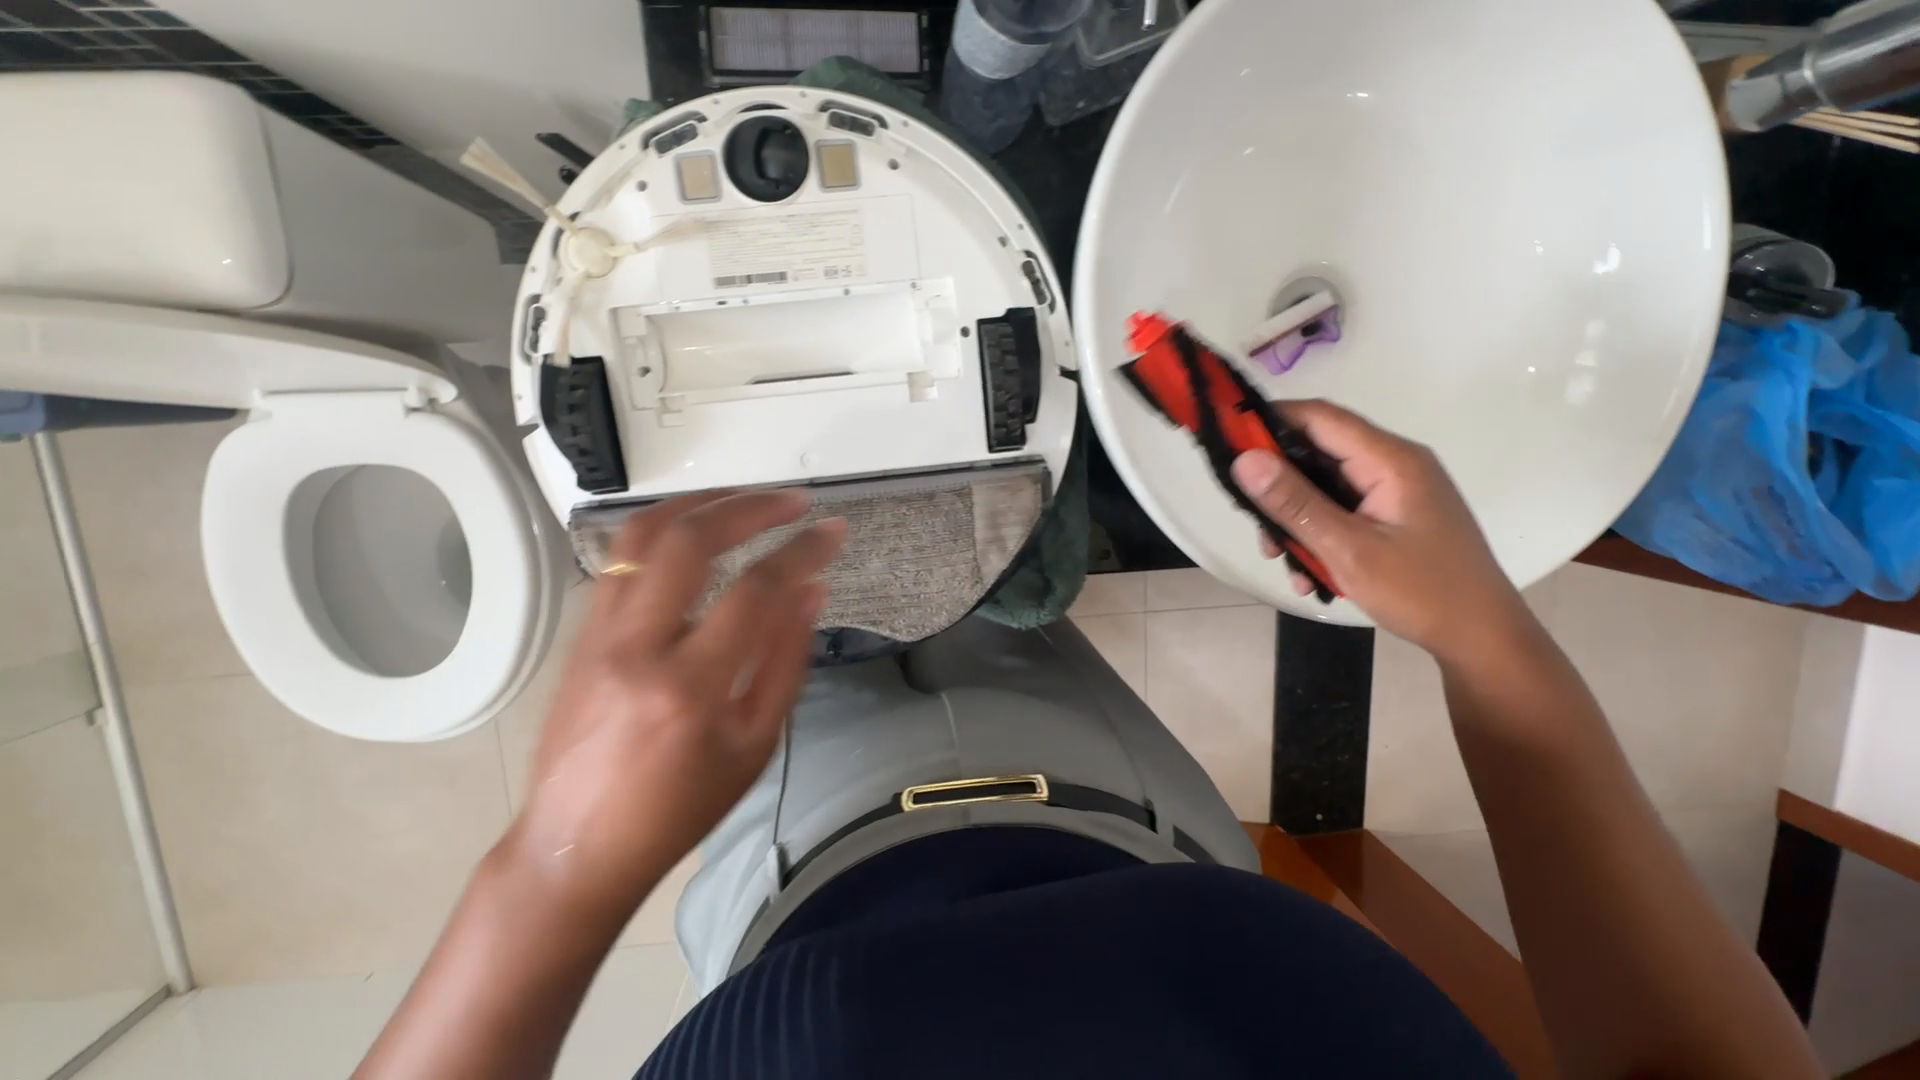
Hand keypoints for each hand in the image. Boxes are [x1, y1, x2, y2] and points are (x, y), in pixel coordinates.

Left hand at [502, 490, 844, 919]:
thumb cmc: (678, 809)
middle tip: (793, 500)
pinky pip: (620, 562)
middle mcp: (639, 648)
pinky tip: (695, 535)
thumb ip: (785, 661)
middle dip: (750, 505)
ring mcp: (600, 635)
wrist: (576, 846)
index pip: (756, 589)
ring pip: (641, 537)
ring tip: (743, 497)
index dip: (802, 550)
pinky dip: (663, 534)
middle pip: (690, 541)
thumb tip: (810, 590)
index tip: (833, 529)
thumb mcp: (754, 746)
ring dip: (699, 503)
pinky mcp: (581, 635)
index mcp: (692, 687)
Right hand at [1230, 400, 1529, 659]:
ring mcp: (1396, 491)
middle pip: (1319, 452)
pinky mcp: (1395, 515)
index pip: (1320, 417)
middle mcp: (1395, 464)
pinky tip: (1306, 572)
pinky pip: (1343, 510)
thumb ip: (1294, 503)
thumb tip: (1244, 459)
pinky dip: (1318, 533)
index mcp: (1391, 460)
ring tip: (1277, 557)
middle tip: (1249, 518)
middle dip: (1278, 484)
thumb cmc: (1421, 591)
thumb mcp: (1347, 549)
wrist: (1482, 638)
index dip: (1270, 420)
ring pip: (1326, 486)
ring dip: (1295, 517)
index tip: (1226, 440)